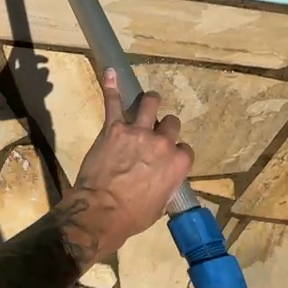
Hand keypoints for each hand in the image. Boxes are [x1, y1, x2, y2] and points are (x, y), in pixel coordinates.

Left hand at [62, 69, 193, 264]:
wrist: (102, 210)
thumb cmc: (133, 215)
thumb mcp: (160, 204)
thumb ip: (166, 182)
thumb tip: (163, 178)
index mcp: (177, 164)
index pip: (185, 148)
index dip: (176, 151)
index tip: (169, 155)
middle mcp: (161, 143)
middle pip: (170, 123)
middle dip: (166, 126)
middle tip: (157, 130)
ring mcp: (137, 131)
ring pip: (149, 104)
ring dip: (150, 101)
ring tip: (149, 99)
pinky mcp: (113, 127)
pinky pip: (113, 101)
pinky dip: (111, 85)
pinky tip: (110, 72)